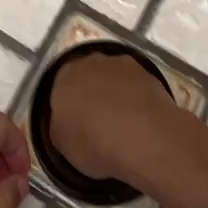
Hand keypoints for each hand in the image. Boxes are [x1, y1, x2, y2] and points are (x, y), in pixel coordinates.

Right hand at [46, 52, 178, 183]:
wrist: (143, 138)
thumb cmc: (94, 144)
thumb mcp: (63, 145)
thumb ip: (60, 125)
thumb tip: (65, 122)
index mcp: (65, 76)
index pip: (61, 86)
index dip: (69, 106)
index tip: (75, 124)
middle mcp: (92, 62)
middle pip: (88, 76)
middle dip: (92, 94)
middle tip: (97, 122)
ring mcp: (122, 64)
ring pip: (113, 78)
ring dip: (116, 93)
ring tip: (123, 124)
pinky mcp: (147, 73)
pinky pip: (135, 85)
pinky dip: (136, 98)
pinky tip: (141, 121)